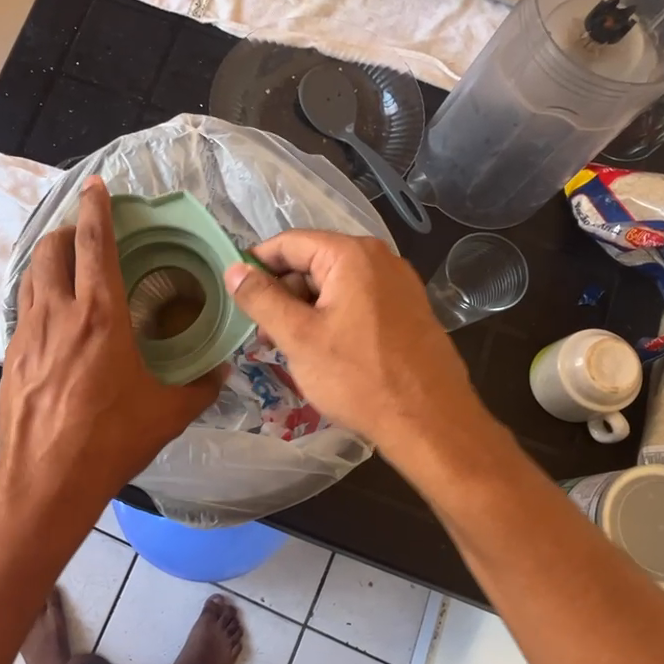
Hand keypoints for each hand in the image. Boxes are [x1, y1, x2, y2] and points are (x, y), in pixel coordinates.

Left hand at [0, 177, 224, 506]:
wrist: (47, 479)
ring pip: (30, 275)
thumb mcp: (167, 413)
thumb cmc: (110, 441)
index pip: (94, 243)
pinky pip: (23, 310)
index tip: (96, 185)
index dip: (97, 208)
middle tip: (85, 236)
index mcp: (100, 316)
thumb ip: (200, 386)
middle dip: (66, 230)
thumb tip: (221, 370)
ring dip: (48, 261)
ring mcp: (28, 334)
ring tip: (67, 269)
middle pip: (50, 248)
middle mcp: (58, 314)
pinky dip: (38, 298)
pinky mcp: (11, 357)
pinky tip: (53, 319)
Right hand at [224, 231, 498, 459]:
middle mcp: (379, 259)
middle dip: (281, 293)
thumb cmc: (358, 377)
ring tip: (289, 349)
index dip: (256, 264)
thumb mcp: (299, 338)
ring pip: (334, 285)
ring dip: (304, 310)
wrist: (429, 421)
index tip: (235, 294)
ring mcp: (398, 285)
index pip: (289, 242)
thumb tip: (233, 269)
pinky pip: (357, 302)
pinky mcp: (407, 311)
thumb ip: (262, 299)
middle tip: (262, 334)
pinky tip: (322, 353)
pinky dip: (332, 319)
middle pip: (312, 262)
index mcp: (351, 255)